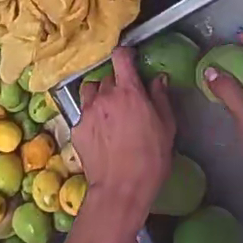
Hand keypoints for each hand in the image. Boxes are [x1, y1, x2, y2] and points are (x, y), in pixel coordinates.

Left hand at [74, 46, 174, 217]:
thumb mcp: (166, 127)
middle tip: (126, 99)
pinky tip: (100, 133)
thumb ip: (161, 98)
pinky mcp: (76, 129)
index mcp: (129, 91)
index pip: (120, 57)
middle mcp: (104, 96)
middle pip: (106, 77)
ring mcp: (87, 112)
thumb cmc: (151, 158)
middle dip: (116, 83)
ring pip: (90, 91)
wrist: (120, 188)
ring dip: (99, 95)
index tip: (130, 59)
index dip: (125, 54)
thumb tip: (158, 79)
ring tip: (108, 111)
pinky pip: (82, 113)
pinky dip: (91, 116)